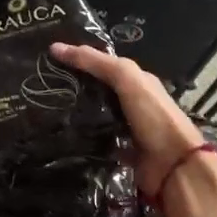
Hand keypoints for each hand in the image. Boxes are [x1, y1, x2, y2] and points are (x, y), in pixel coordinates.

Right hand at [49, 42, 205, 196]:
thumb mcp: (126, 78)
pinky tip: (60, 134)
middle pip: (97, 89)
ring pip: (95, 115)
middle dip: (73, 86)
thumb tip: (54, 47)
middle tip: (40, 83)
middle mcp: (133, 103)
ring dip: (75, 113)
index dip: (78, 58)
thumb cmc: (153, 116)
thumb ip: (94, 61)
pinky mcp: (121, 152)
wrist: (176, 168)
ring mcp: (127, 129)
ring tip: (44, 108)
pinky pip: (96, 140)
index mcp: (138, 81)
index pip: (102, 63)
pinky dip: (82, 138)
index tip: (48, 57)